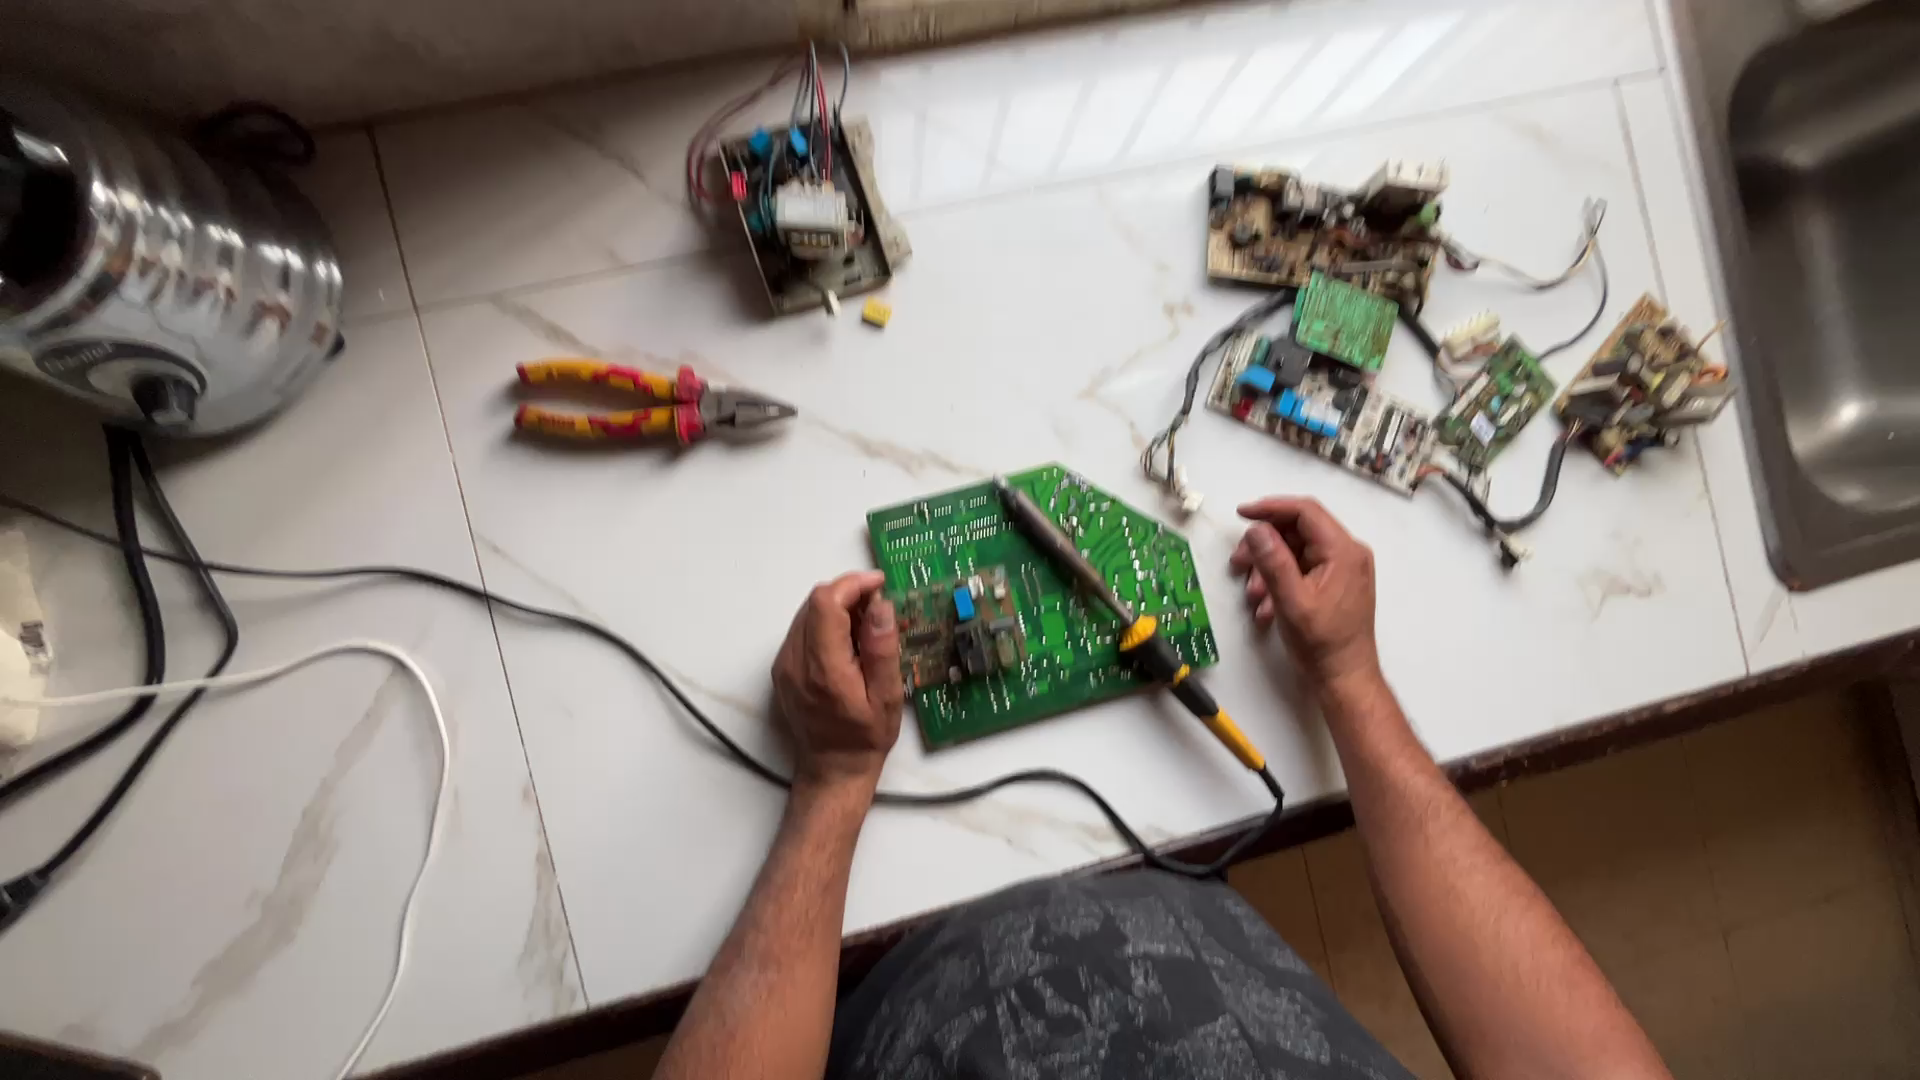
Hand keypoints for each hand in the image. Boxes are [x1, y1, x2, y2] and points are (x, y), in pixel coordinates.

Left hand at [771, 570, 904, 793]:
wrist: (833, 770)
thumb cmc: (866, 738)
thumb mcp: (887, 696)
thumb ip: (882, 648)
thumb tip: (880, 605)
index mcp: (823, 668)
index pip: (826, 604)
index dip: (853, 584)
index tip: (880, 585)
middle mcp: (795, 661)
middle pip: (814, 602)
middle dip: (848, 593)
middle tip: (879, 606)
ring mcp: (784, 664)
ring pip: (807, 612)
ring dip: (838, 606)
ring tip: (867, 622)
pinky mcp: (783, 668)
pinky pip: (802, 629)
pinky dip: (827, 622)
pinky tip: (849, 639)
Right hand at [1229, 497, 1380, 690]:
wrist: (1343, 677)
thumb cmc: (1321, 642)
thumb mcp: (1291, 600)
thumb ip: (1273, 561)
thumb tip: (1256, 529)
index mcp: (1343, 551)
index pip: (1305, 511)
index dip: (1270, 508)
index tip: (1240, 514)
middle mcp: (1347, 553)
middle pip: (1297, 530)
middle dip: (1264, 545)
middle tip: (1238, 563)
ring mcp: (1341, 568)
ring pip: (1295, 550)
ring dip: (1268, 567)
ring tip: (1253, 595)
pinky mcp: (1333, 582)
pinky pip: (1301, 568)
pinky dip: (1279, 580)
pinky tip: (1266, 606)